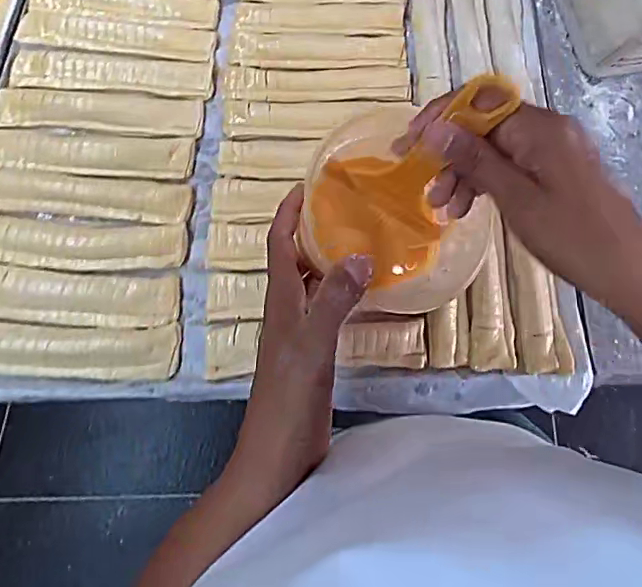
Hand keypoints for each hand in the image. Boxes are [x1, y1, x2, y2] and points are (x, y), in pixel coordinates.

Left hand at [225, 185, 372, 502]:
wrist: (275, 459)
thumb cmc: (287, 402)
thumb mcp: (312, 348)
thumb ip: (333, 302)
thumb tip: (358, 254)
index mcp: (281, 300)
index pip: (279, 241)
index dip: (289, 210)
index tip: (309, 182)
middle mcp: (287, 307)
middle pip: (295, 254)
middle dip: (313, 224)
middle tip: (347, 202)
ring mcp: (298, 329)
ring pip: (312, 277)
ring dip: (329, 253)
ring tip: (362, 233)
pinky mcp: (312, 347)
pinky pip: (327, 302)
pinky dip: (342, 285)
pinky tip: (366, 286)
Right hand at [395, 89, 641, 311]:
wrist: (632, 271)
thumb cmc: (574, 237)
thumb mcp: (516, 200)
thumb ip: (475, 160)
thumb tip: (434, 128)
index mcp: (540, 126)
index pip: (479, 101)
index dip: (440, 117)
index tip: (409, 143)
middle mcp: (548, 127)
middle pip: (486, 124)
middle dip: (451, 152)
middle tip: (425, 186)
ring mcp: (556, 148)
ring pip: (498, 146)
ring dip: (467, 171)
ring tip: (444, 208)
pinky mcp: (560, 168)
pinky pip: (516, 162)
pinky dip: (491, 180)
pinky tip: (471, 207)